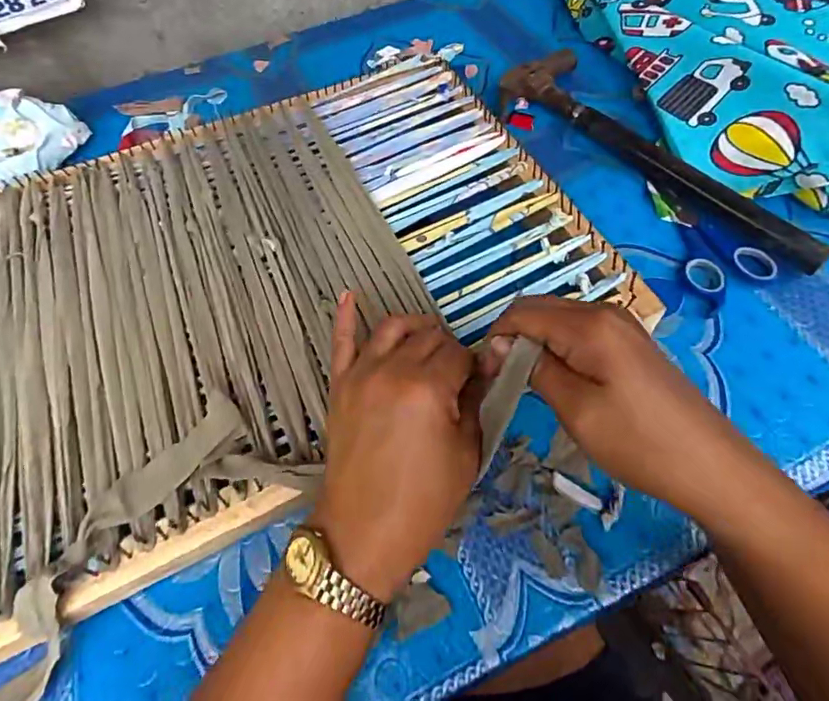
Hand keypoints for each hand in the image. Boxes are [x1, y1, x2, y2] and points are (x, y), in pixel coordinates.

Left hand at [311, 293, 481, 601]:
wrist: (363, 533)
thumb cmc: (423, 502)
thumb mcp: (466, 454)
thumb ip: (475, 400)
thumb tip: (488, 363)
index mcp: (428, 387)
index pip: (460, 353)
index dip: (474, 366)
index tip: (478, 381)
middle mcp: (392, 369)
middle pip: (429, 337)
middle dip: (448, 350)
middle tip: (456, 375)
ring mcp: (361, 373)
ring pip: (392, 327)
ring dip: (414, 329)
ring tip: (427, 342)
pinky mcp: (339, 384)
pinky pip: (341, 341)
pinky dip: (344, 315)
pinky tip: (349, 295)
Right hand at [485, 296, 727, 512]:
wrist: (712, 466)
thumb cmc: (640, 443)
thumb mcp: (577, 411)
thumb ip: (534, 370)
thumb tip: (499, 344)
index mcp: (589, 324)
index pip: (521, 312)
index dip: (496, 338)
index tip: (487, 375)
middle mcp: (604, 311)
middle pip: (539, 308)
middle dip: (514, 337)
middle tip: (504, 381)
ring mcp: (620, 323)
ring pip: (558, 318)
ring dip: (536, 342)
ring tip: (531, 383)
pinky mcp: (629, 340)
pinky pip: (579, 329)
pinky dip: (560, 346)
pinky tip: (562, 379)